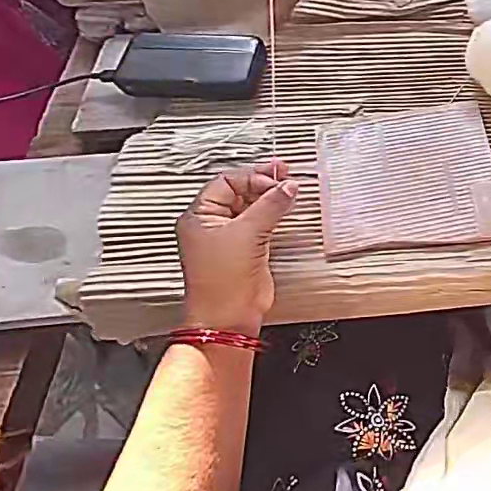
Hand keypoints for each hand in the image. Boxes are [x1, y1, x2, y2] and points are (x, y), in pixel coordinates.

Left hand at [176, 160, 299, 333]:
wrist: (229, 317)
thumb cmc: (222, 281)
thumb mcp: (247, 233)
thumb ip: (270, 205)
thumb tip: (288, 186)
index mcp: (200, 216)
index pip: (227, 182)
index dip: (252, 178)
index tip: (275, 181)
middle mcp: (212, 224)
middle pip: (239, 191)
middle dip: (263, 182)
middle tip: (286, 174)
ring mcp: (230, 236)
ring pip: (252, 206)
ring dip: (271, 196)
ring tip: (291, 188)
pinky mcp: (246, 248)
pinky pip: (261, 222)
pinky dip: (274, 212)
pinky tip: (287, 207)